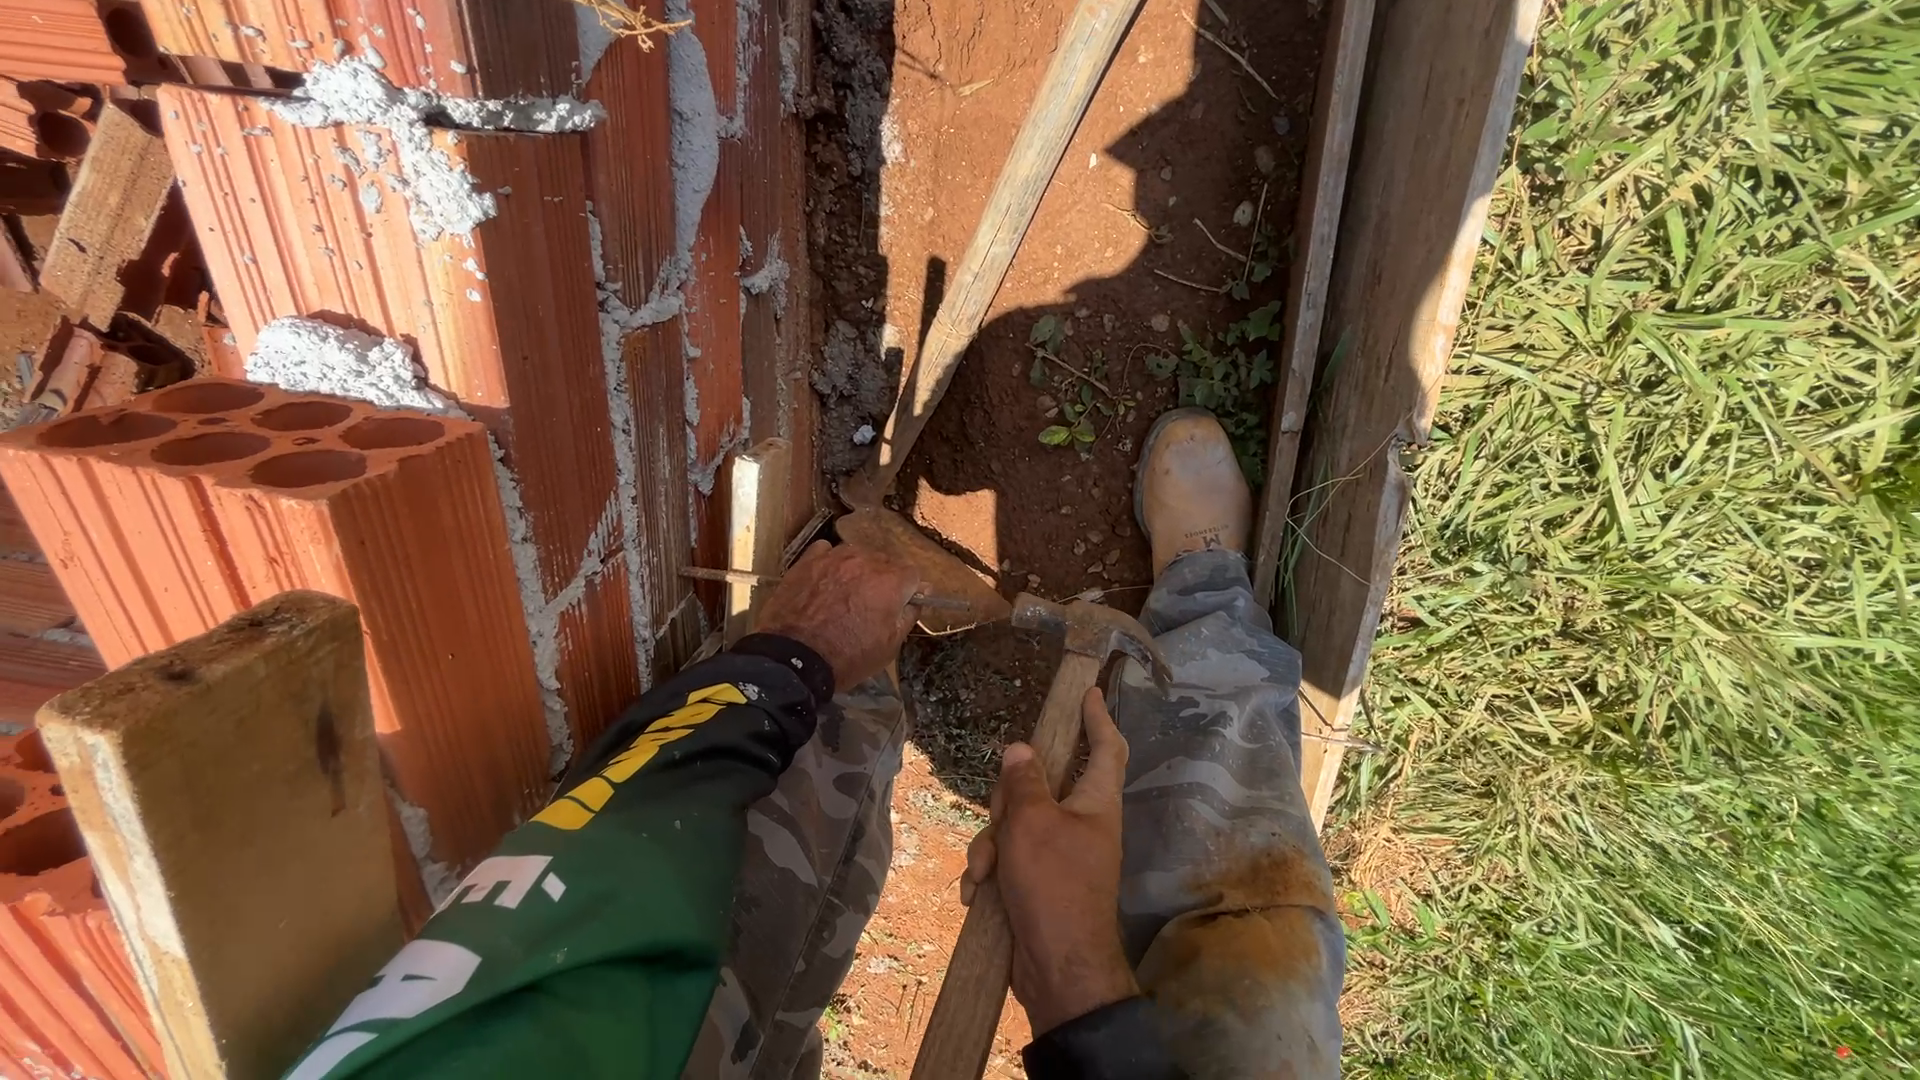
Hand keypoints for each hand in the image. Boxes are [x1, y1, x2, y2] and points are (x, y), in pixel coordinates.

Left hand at [754, 540, 922, 691]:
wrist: (793, 659)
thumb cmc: (847, 657)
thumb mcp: (889, 646)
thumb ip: (908, 616)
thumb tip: (919, 597)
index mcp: (891, 581)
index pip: (913, 575)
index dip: (909, 591)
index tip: (902, 606)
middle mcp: (866, 560)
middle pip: (885, 562)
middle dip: (884, 580)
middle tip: (872, 605)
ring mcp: (834, 557)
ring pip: (857, 555)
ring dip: (857, 570)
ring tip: (846, 595)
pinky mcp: (807, 560)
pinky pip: (827, 552)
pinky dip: (830, 564)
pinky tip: (824, 582)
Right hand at [963, 688, 1137, 1034]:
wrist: (1056, 971)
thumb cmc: (1053, 886)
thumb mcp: (1031, 824)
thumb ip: (1023, 782)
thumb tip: (1020, 749)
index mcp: (1095, 802)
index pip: (1107, 747)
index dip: (1099, 717)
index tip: (1088, 692)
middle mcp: (1080, 821)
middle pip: (1040, 783)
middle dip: (1008, 802)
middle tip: (1003, 819)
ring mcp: (1058, 852)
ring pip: (1014, 822)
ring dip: (991, 845)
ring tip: (987, 874)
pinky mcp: (1036, 879)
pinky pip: (1006, 857)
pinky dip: (991, 872)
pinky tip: (979, 894)